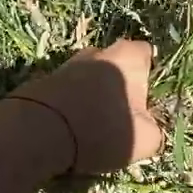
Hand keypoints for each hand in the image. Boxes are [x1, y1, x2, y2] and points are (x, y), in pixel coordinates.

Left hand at [7, 40, 164, 175]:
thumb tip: (148, 126)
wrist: (37, 132)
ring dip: (92, 94)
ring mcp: (66, 64)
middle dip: (118, 83)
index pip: (145, 52)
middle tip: (120, 113)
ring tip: (92, 124)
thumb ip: (155, 129)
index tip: (146, 98)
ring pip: (88, 76)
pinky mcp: (42, 80)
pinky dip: (70, 103)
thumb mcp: (144, 140)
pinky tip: (70, 127)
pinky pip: (66, 90)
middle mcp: (96, 53)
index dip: (148, 73)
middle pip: (114, 63)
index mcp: (126, 58)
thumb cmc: (100, 130)